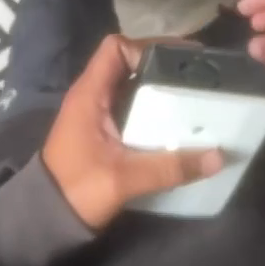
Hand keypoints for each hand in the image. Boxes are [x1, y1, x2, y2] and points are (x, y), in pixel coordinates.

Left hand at [41, 35, 225, 229]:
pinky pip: (132, 111)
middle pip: (129, 65)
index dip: (146, 47)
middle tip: (200, 77)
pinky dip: (155, 112)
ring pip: (132, 89)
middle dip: (164, 68)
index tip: (181, 62)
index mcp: (89, 95)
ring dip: (161, 91)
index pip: (115, 48)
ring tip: (198, 97)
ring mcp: (96, 115)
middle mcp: (92, 97)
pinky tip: (180, 126)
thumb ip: (170, 167)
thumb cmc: (77, 189)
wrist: (46, 218)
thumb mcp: (125, 178)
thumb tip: (219, 157)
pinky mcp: (103, 134)